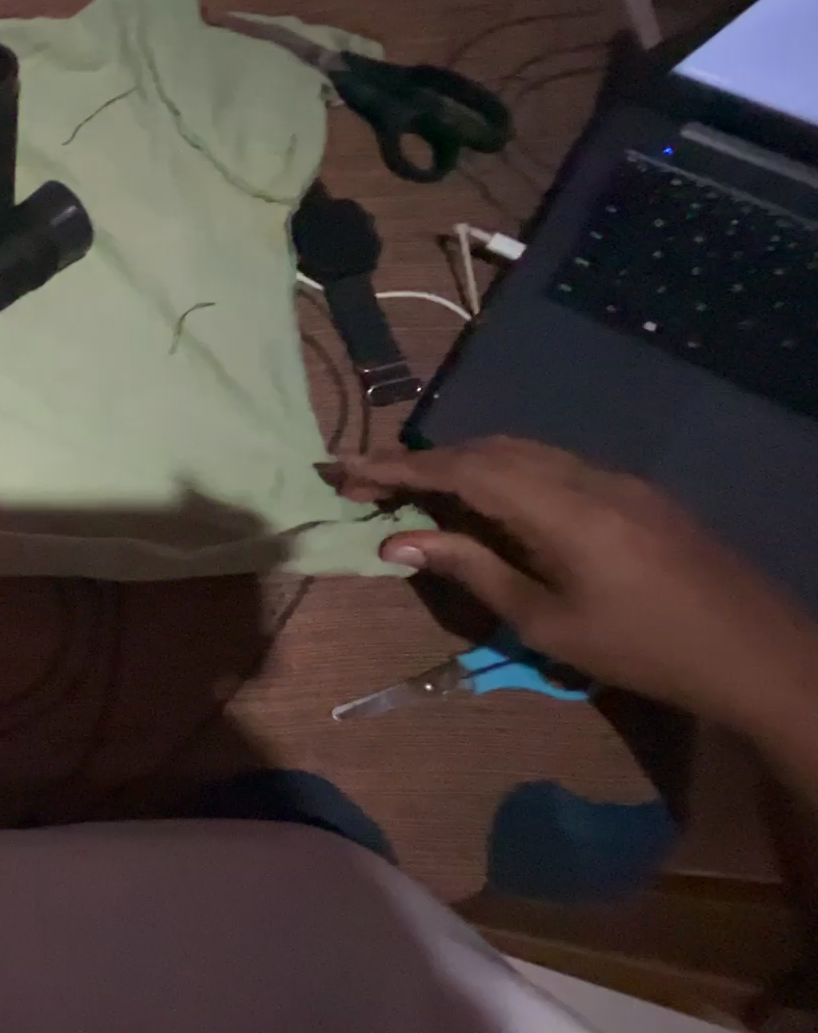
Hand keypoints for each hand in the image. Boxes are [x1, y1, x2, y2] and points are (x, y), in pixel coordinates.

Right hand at [328, 436, 817, 730]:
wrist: (767, 659)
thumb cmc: (644, 651)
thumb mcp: (542, 620)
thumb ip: (468, 569)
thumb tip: (393, 544)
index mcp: (564, 513)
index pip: (462, 471)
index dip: (396, 467)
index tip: (343, 469)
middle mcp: (588, 481)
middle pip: (484, 450)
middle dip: (415, 460)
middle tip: (361, 480)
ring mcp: (615, 481)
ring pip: (516, 450)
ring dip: (452, 460)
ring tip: (405, 483)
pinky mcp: (631, 492)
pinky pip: (545, 462)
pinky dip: (492, 467)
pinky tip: (474, 491)